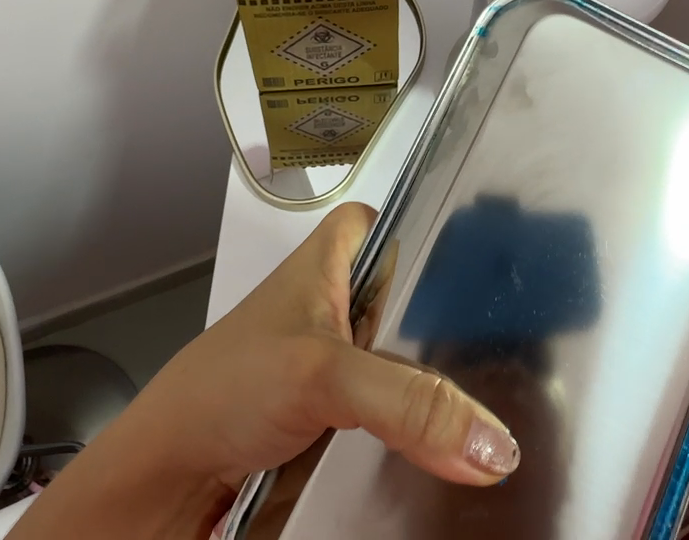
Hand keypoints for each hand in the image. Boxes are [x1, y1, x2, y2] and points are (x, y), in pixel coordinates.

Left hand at [13, 203, 518, 539]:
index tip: (483, 239)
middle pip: (408, 290)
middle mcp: (334, 302)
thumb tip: (489, 437)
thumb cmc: (219, 389)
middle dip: (451, 314)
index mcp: (326, 262)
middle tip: (512, 332)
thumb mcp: (320, 375)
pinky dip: (419, 421)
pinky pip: (394, 405)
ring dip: (438, 378)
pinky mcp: (337, 409)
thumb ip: (407, 401)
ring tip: (495, 392)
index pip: (384, 218)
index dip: (426, 222)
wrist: (175, 469)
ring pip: (405, 353)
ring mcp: (337, 357)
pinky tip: (448, 437)